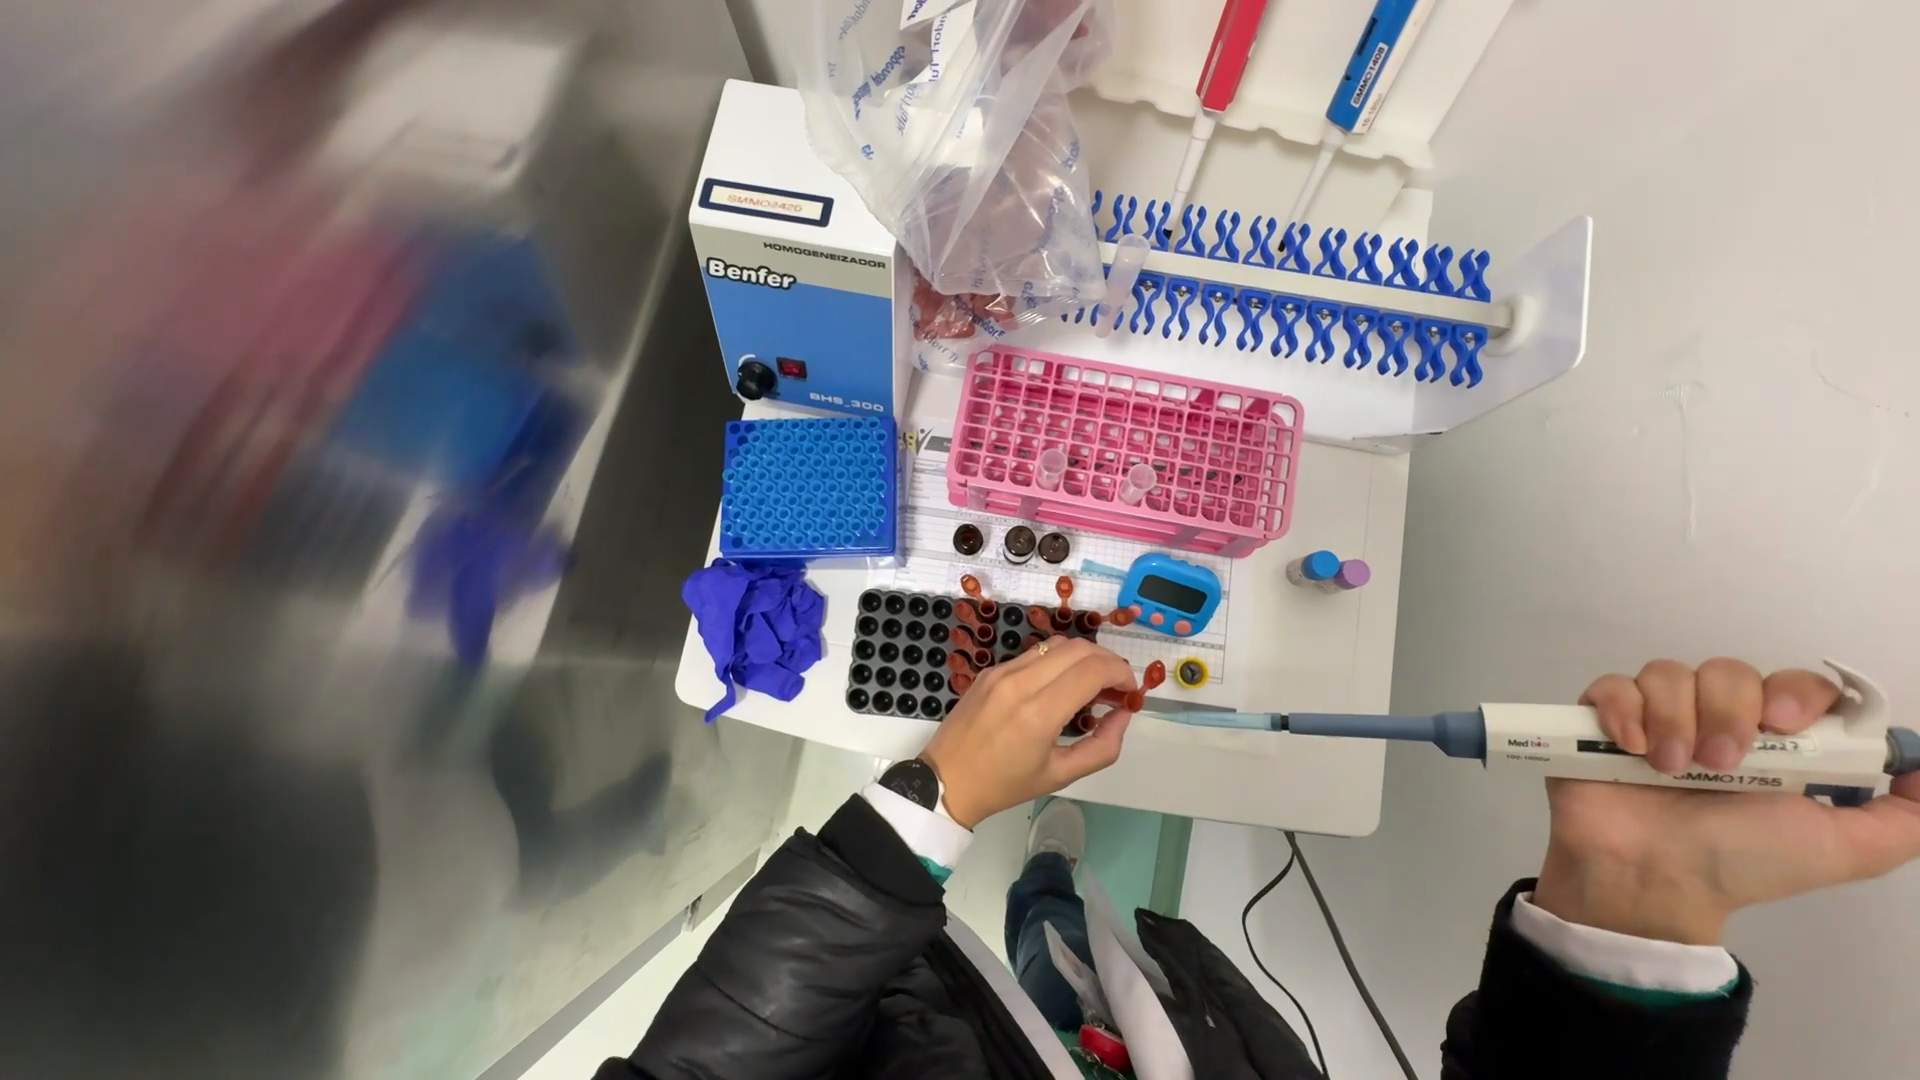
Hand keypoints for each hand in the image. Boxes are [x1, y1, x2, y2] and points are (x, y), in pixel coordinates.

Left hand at [920, 636, 1135, 827]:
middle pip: (1079, 648)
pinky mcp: (990, 670)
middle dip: (1108, 661)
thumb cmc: (1004, 784)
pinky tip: (1061, 685)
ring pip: (1057, 645)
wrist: (946, 780)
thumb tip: (1123, 714)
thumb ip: (1102, 746)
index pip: (1093, 669)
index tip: (1130, 691)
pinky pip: (1034, 654)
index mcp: (1039, 714)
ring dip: (1084, 657)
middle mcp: (1020, 683)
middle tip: (1117, 687)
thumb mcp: (1061, 775)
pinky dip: (1058, 661)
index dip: (1121, 673)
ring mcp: (1002, 672)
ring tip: (1093, 685)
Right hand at [1531, 659, 1919, 944]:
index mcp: (1773, 741)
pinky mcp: (1596, 718)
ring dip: (1673, 719)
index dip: (1792, 691)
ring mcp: (1652, 716)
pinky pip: (1612, 685)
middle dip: (1726, 712)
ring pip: (1667, 672)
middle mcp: (1712, 719)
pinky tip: (1629, 749)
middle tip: (1720, 765)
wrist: (1655, 874)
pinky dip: (1623, 711)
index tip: (1783, 727)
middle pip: (1727, 669)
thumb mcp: (1847, 848)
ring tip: (1667, 768)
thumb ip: (1906, 814)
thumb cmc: (1745, 861)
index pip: (1795, 682)